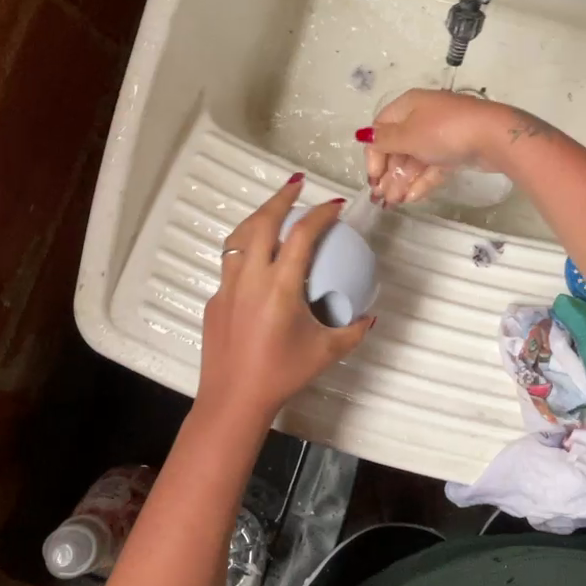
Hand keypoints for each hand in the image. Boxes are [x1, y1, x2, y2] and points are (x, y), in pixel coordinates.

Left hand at [196, 174, 373, 428]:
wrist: (233, 399)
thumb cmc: (282, 375)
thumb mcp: (327, 352)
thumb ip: (354, 331)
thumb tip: (371, 315)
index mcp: (280, 286)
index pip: (302, 235)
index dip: (320, 214)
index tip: (335, 205)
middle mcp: (251, 278)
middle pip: (262, 222)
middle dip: (281, 199)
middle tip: (298, 185)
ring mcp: (228, 287)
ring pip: (239, 238)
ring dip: (258, 217)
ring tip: (274, 210)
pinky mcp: (215, 300)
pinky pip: (231, 264)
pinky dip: (247, 249)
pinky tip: (259, 258)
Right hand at [362, 89, 551, 204]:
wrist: (493, 137)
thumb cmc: (444, 131)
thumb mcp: (408, 135)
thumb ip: (384, 139)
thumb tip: (364, 135)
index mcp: (409, 106)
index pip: (382, 128)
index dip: (374, 153)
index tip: (373, 177)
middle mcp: (423, 117)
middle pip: (398, 146)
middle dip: (388, 172)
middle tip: (381, 197)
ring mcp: (441, 135)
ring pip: (415, 159)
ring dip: (402, 181)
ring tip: (394, 203)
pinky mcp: (456, 152)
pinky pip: (433, 167)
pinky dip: (422, 181)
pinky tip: (411, 198)